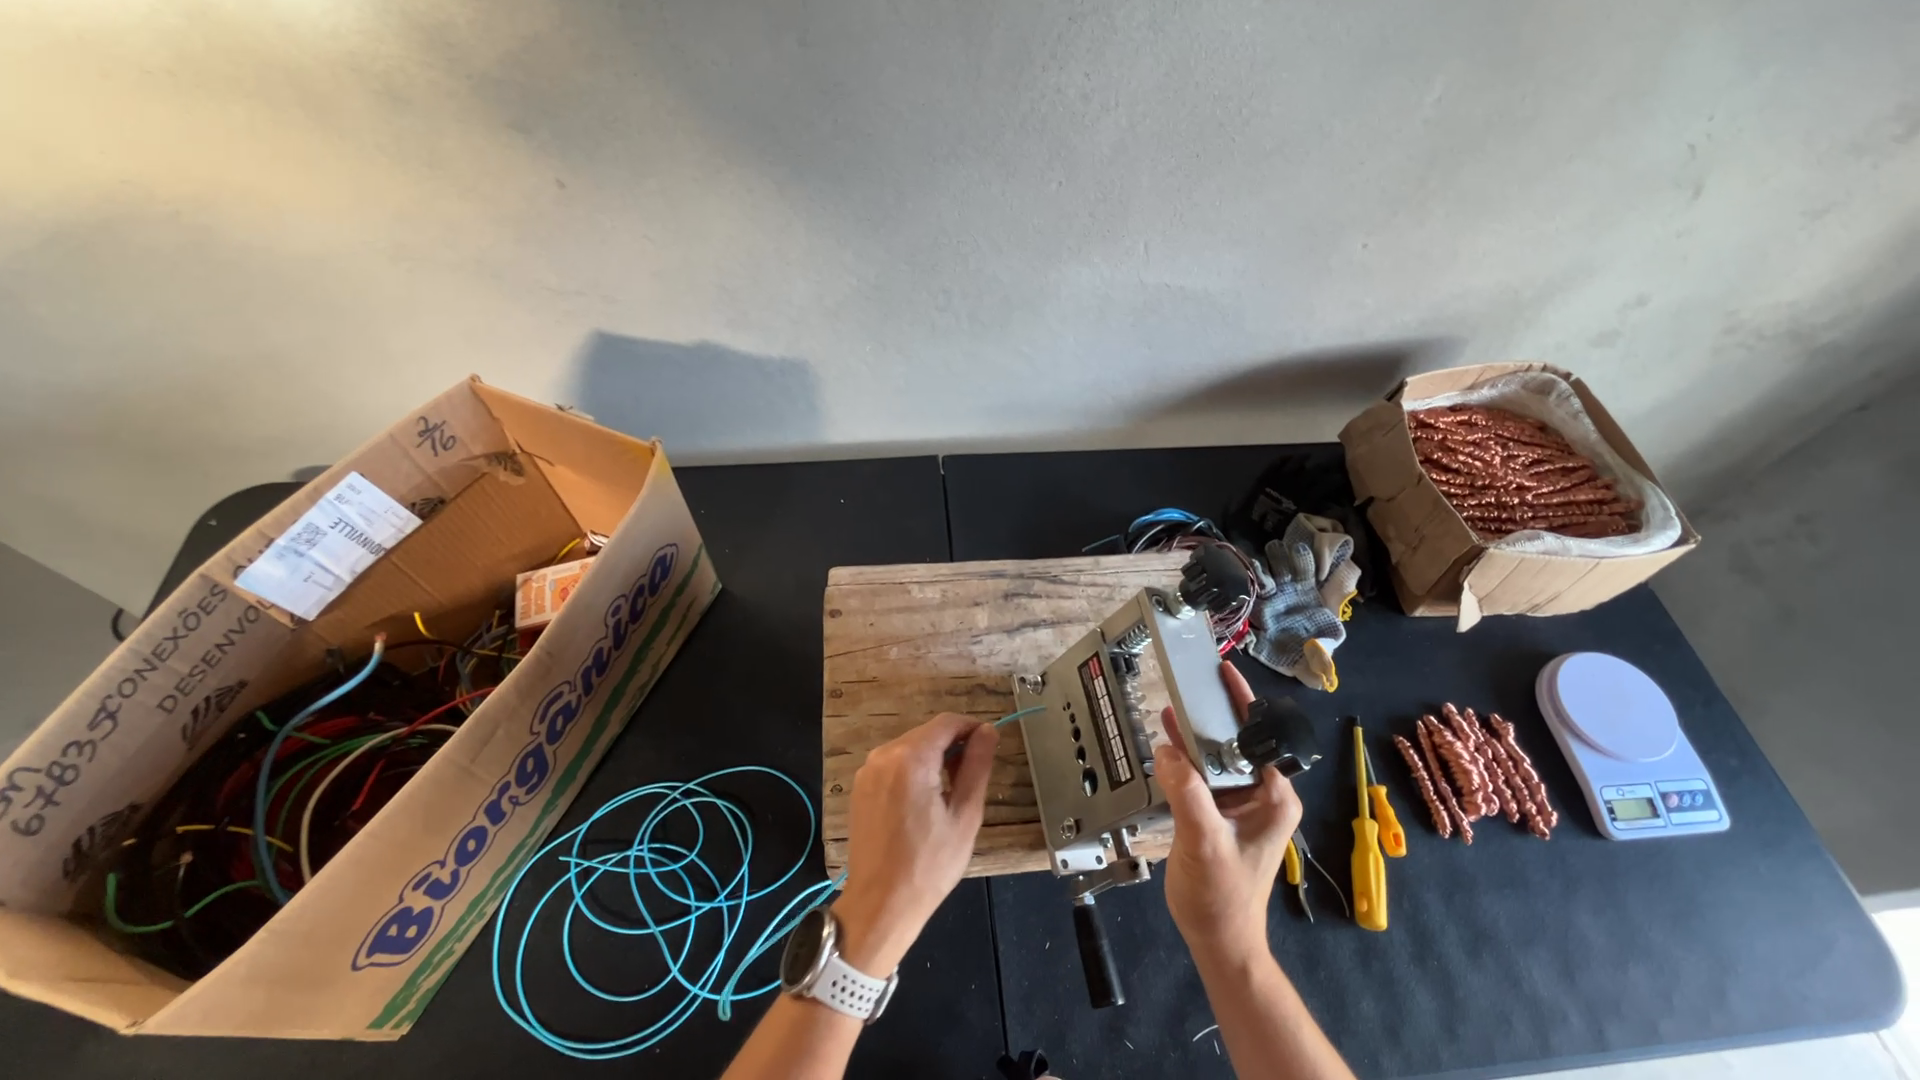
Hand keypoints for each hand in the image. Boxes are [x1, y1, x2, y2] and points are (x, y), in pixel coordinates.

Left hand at [832, 713, 998, 974]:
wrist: (882, 902)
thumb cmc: (930, 862)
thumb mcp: (965, 814)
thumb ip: (977, 765)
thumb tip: (987, 731)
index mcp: (911, 758)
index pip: (947, 722)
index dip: (971, 729)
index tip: (988, 747)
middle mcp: (884, 755)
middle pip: (926, 734)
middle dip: (952, 747)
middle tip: (971, 780)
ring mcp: (867, 772)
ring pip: (909, 749)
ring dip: (932, 761)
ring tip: (948, 796)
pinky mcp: (860, 789)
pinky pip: (892, 767)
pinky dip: (912, 773)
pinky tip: (922, 805)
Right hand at [1158, 661, 1302, 960]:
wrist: (1218, 938)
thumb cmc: (1221, 896)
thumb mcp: (1204, 839)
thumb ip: (1188, 791)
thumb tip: (1168, 749)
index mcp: (1274, 798)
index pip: (1262, 736)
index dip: (1242, 702)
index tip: (1222, 674)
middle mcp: (1263, 796)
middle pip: (1238, 742)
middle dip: (1213, 715)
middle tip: (1190, 685)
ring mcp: (1242, 806)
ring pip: (1219, 758)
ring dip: (1196, 736)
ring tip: (1172, 708)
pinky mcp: (1221, 815)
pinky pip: (1205, 776)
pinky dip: (1187, 759)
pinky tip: (1168, 743)